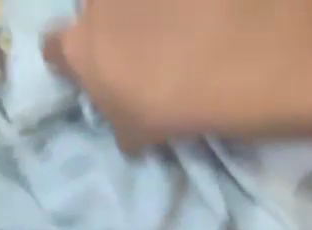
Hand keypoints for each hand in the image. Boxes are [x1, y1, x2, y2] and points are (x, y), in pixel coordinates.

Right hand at [44, 0, 311, 150]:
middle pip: (95, 6)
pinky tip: (216, 11)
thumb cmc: (184, 103)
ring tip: (189, 22)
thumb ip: (120, 121)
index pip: (55, 48)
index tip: (99, 68)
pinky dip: (195, 3)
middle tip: (149, 39)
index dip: (75, 59)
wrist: (257, 46)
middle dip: (116, 19)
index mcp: (79, 47)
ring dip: (152, 7)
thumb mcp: (141, 134)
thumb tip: (126, 121)